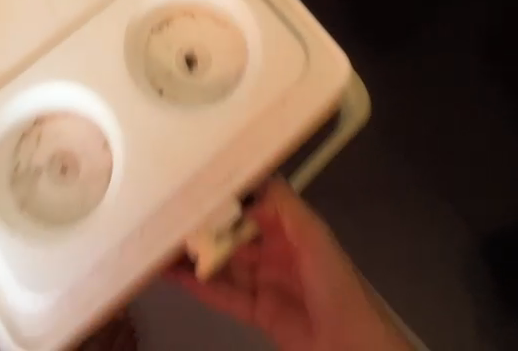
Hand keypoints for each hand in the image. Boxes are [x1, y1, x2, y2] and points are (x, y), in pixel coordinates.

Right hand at [169, 181, 411, 350]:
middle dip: (203, 226)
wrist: (355, 349)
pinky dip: (199, 286)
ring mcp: (265, 282)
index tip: (193, 184)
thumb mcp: (315, 236)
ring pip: (223, 264)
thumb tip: (246, 184)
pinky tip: (175, 276)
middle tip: (167, 214)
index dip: (224, 196)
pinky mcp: (259, 313)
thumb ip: (284, 206)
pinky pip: (224, 295)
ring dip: (194, 256)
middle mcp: (275, 250)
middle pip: (231, 234)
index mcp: (290, 227)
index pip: (250, 204)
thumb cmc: (338, 287)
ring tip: (162, 244)